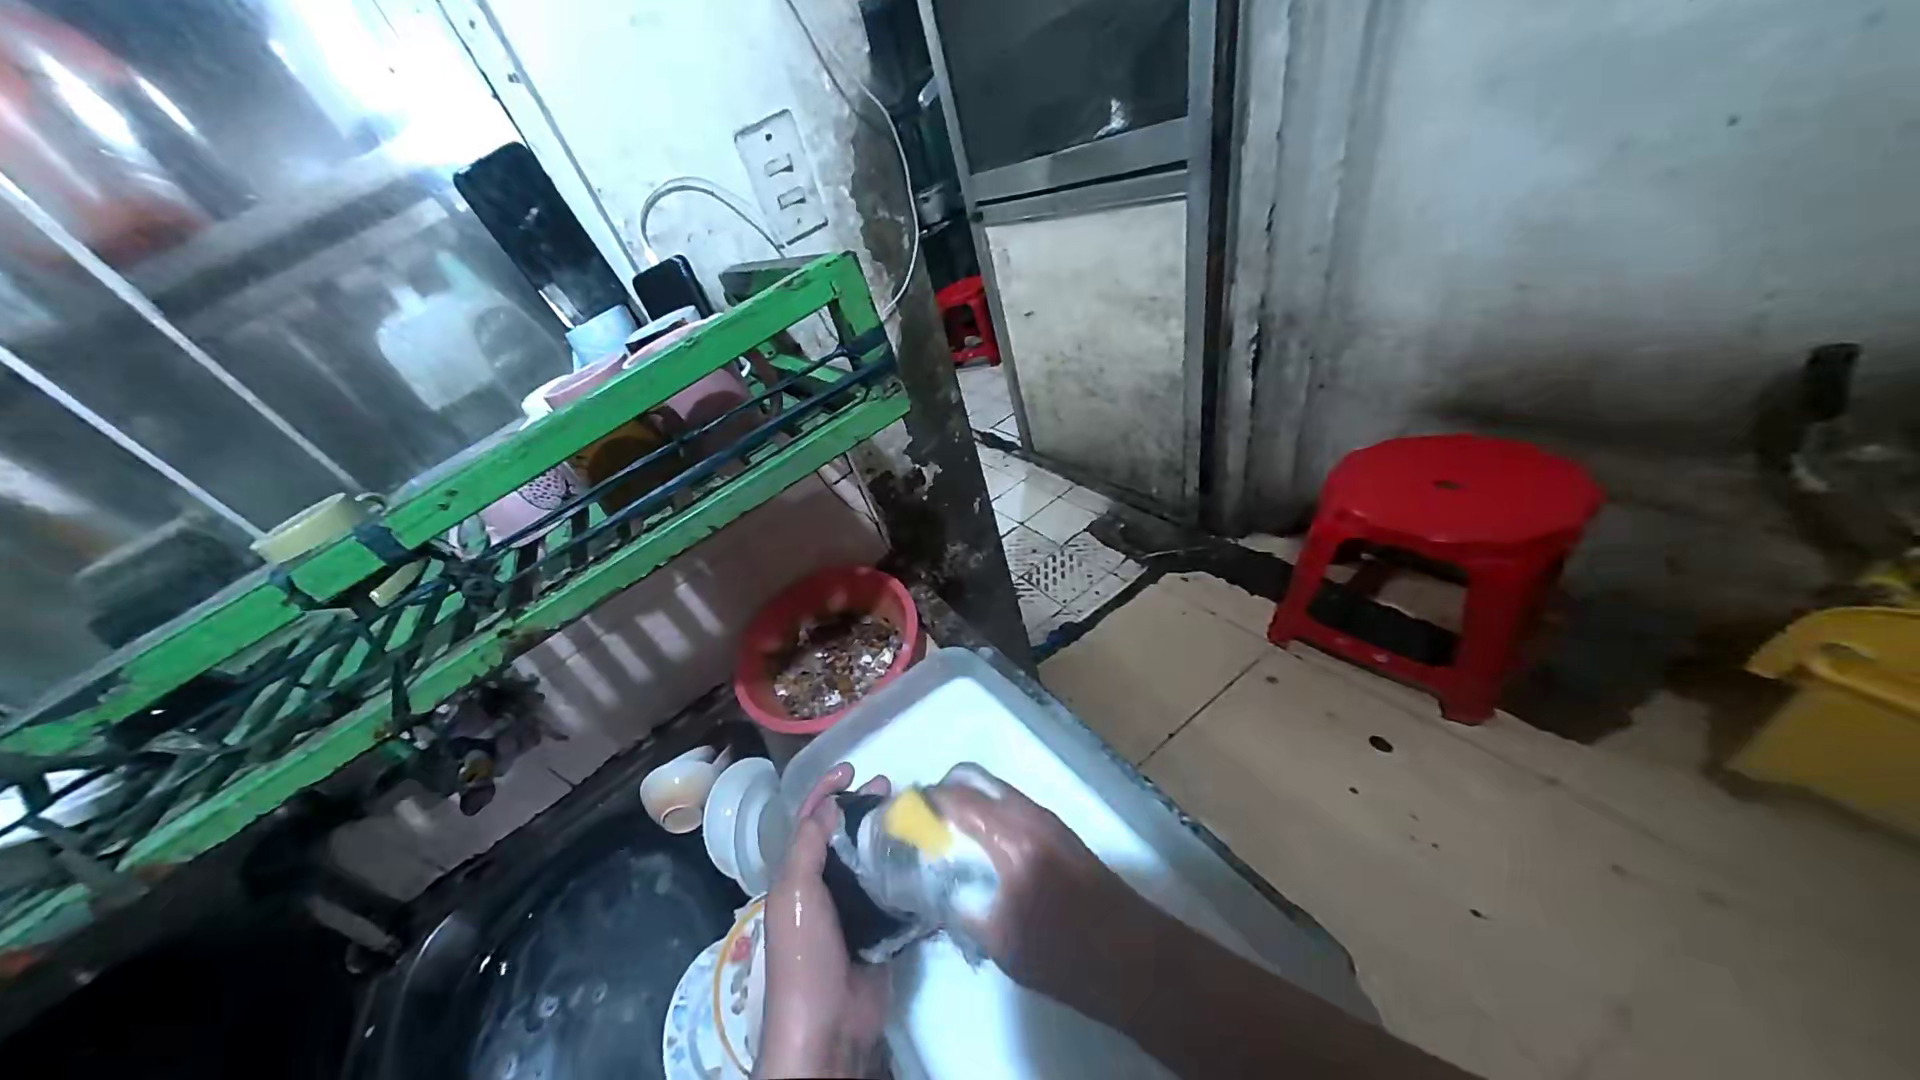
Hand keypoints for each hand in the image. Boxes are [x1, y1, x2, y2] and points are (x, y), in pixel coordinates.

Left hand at [755, 763, 891, 1078]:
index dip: (826, 791)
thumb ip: (809, 845)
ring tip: (910, 811)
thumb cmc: (804, 952)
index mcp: (798, 875)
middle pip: (843, 835)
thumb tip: (830, 802)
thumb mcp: (795, 891)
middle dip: (861, 806)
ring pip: (869, 858)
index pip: (810, 822)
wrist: (830, 1023)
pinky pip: (893, 889)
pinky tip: (923, 850)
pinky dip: (904, 867)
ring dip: (885, 834)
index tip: (852, 769)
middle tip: (888, 786)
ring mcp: (853, 908)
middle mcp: (824, 886)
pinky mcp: (881, 927)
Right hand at [926, 763, 1143, 995]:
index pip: (953, 798)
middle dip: (940, 795)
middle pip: (971, 779)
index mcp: (1009, 838)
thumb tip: (927, 885)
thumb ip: (959, 904)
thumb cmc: (1064, 956)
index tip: (899, 823)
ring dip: (964, 804)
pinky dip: (986, 813)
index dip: (921, 804)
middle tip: (922, 828)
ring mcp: (1044, 817)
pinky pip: (1009, 804)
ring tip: (946, 840)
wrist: (1131, 956)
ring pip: (991, 789)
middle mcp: (1026, 814)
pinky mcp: (1056, 829)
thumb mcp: (999, 940)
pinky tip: (980, 849)